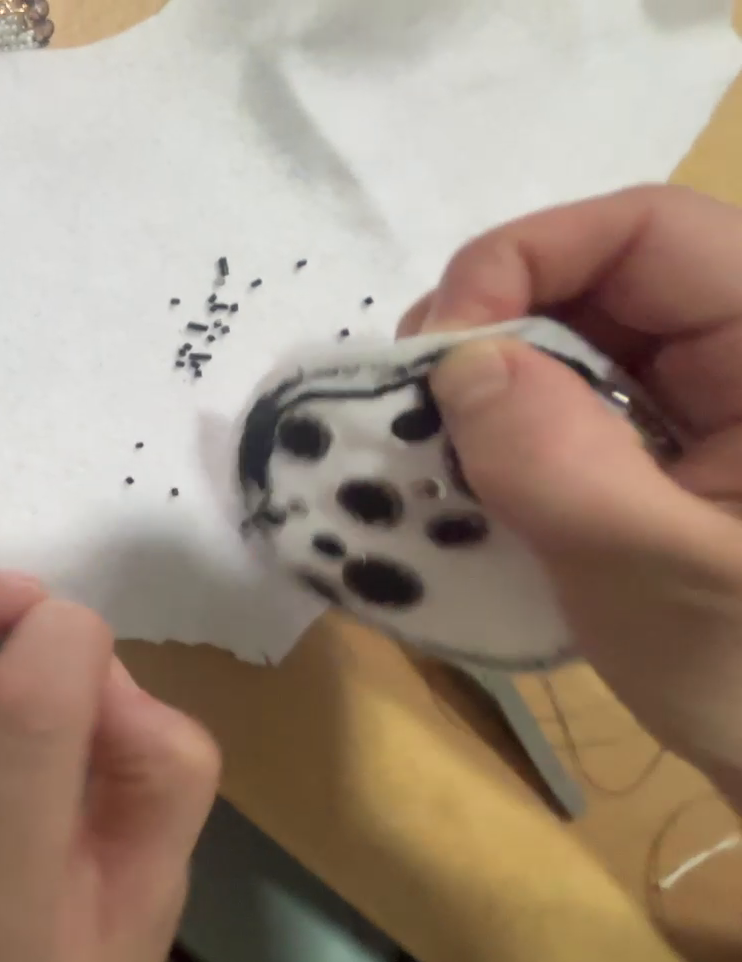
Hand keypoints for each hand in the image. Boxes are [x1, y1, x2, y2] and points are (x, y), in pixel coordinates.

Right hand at [401, 184, 741, 800]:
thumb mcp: (662, 572)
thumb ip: (559, 461)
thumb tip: (454, 361)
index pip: (648, 232)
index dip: (519, 263)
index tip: (431, 359)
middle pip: (593, 279)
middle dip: (479, 332)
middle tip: (407, 414)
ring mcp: (709, 402)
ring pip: (564, 342)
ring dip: (473, 390)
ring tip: (424, 456)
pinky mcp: (665, 446)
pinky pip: (558, 404)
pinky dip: (488, 432)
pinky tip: (458, 481)